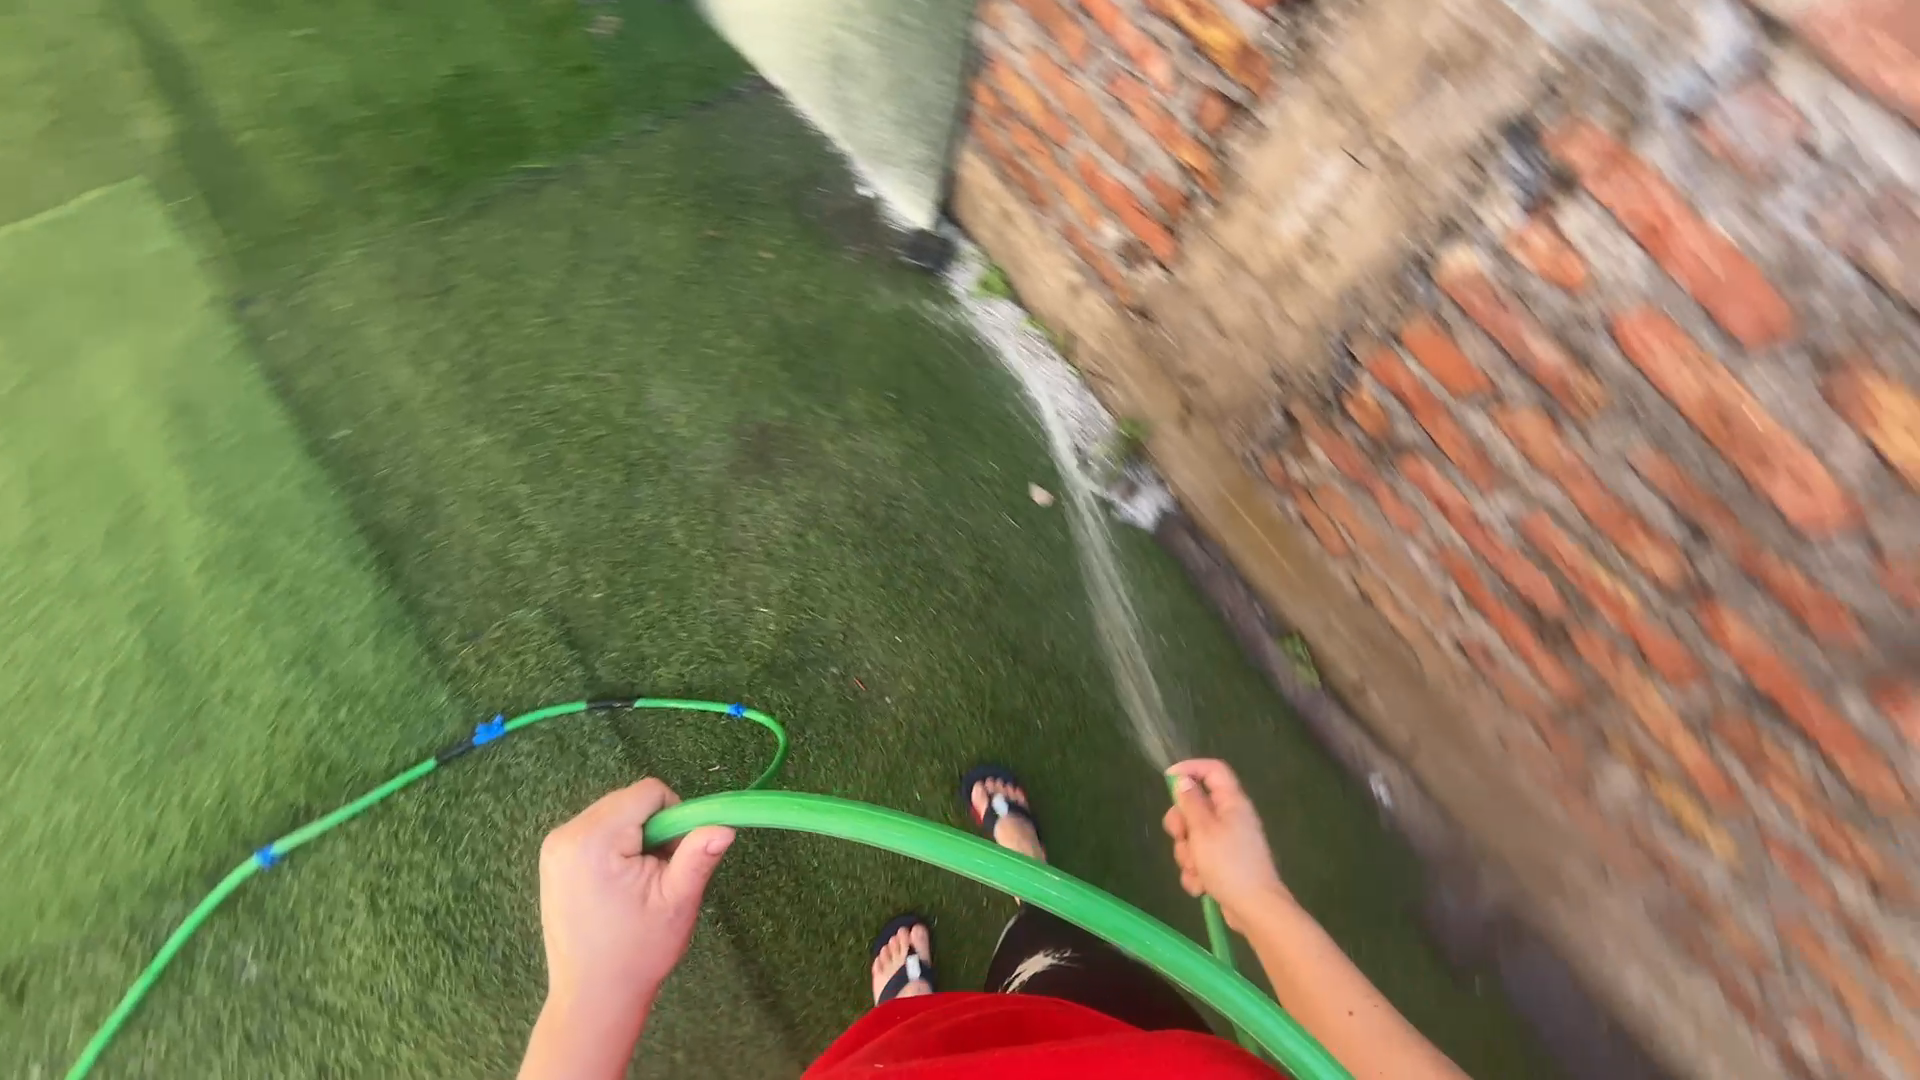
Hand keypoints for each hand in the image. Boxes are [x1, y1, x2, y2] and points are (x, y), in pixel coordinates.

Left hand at [537, 778, 734, 1009]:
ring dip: (638, 835)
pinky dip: (619, 844)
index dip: (675, 816)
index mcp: (594, 840)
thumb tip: (726, 826)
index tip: (675, 857)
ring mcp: (556, 846)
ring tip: (641, 881)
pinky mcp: (554, 858)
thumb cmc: (638, 951)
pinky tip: (621, 883)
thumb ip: (699, 856)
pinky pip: (599, 827)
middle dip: (656, 827)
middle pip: (631, 800)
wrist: (592, 999)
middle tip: (660, 873)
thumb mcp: (677, 901)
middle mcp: (567, 834)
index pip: (650, 793)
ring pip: (617, 811)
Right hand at [1162, 759, 1285, 929]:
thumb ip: (1190, 802)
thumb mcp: (1203, 829)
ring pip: (1193, 836)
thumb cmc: (1229, 864)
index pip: (1212, 770)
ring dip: (1187, 854)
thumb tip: (1183, 780)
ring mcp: (1227, 843)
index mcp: (1231, 803)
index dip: (1190, 768)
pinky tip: (1201, 886)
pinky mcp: (1222, 865)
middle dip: (1181, 824)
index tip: (1168, 779)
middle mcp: (1230, 818)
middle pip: (1195, 805)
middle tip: (1180, 836)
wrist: (1255, 910)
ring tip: (1196, 869)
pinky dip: (1196, 872)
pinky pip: (1199, 859)